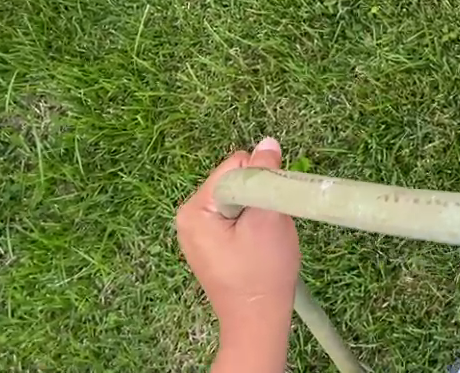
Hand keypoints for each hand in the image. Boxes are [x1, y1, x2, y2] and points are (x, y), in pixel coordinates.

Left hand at [176, 138, 299, 370]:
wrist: (259, 319)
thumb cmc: (262, 271)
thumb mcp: (268, 216)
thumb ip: (265, 175)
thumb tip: (267, 141)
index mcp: (195, 208)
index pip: (235, 165)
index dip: (261, 178)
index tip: (269, 206)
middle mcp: (190, 215)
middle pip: (237, 177)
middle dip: (259, 193)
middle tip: (268, 223)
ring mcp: (200, 229)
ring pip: (241, 194)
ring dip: (259, 206)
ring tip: (264, 235)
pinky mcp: (212, 240)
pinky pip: (238, 211)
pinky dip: (254, 219)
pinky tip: (259, 241)